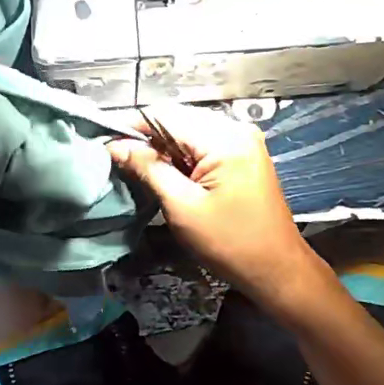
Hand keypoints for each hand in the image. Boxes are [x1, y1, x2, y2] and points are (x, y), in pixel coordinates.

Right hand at [107, 104, 317, 298]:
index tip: (106, 145)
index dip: (131, 127)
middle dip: (147, 138)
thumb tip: (115, 145)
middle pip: (177, 119)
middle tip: (121, 162)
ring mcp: (242, 141)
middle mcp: (235, 129)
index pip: (165, 115)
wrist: (277, 269)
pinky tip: (170, 176)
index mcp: (224, 138)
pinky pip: (202, 144)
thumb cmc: (230, 243)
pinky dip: (181, 156)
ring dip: (163, 149)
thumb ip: (148, 169)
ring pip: (187, 131)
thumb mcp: (182, 207)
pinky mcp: (242, 155)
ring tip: (141, 171)